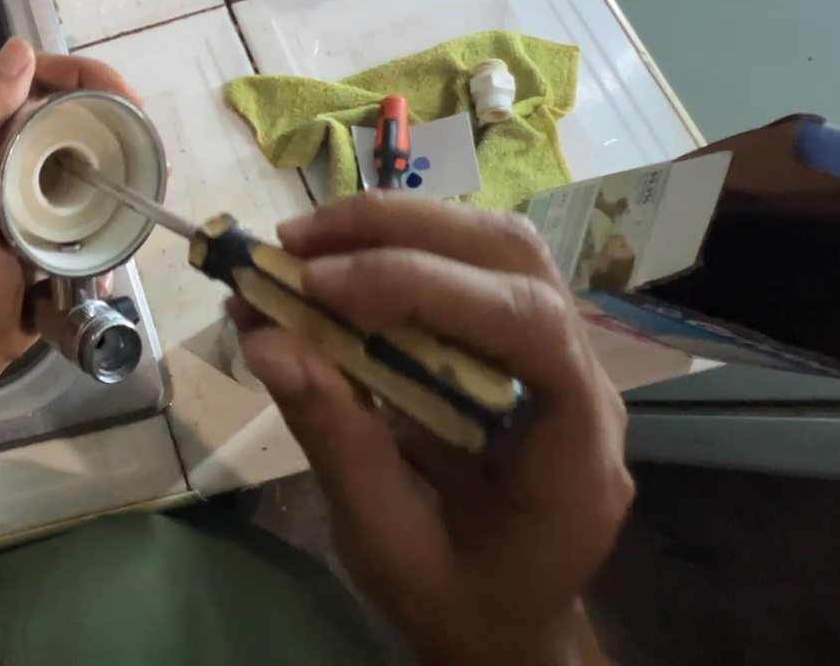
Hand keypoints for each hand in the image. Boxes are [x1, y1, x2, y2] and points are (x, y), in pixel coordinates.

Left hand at [0, 37, 141, 385]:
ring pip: (82, 137)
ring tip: (149, 161)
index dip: (80, 73)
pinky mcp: (54, 207)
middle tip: (144, 131)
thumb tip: (21, 51)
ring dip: (120, 140)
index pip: (31, 74)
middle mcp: (1, 143)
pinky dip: (116, 176)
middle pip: (65, 102)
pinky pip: (89, 176)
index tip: (122, 97)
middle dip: (110, 104)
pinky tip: (138, 189)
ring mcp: (29, 176)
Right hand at [230, 193, 630, 665]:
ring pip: (487, 241)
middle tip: (291, 242)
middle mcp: (577, 378)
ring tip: (298, 242)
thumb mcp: (381, 536)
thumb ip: (332, 436)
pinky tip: (326, 259)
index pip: (527, 324)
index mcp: (572, 447)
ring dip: (387, 224)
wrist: (500, 615)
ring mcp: (548, 350)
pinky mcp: (505, 336)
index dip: (418, 285)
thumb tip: (263, 339)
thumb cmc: (452, 593)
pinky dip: (384, 242)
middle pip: (510, 256)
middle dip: (394, 229)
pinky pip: (458, 260)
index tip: (314, 286)